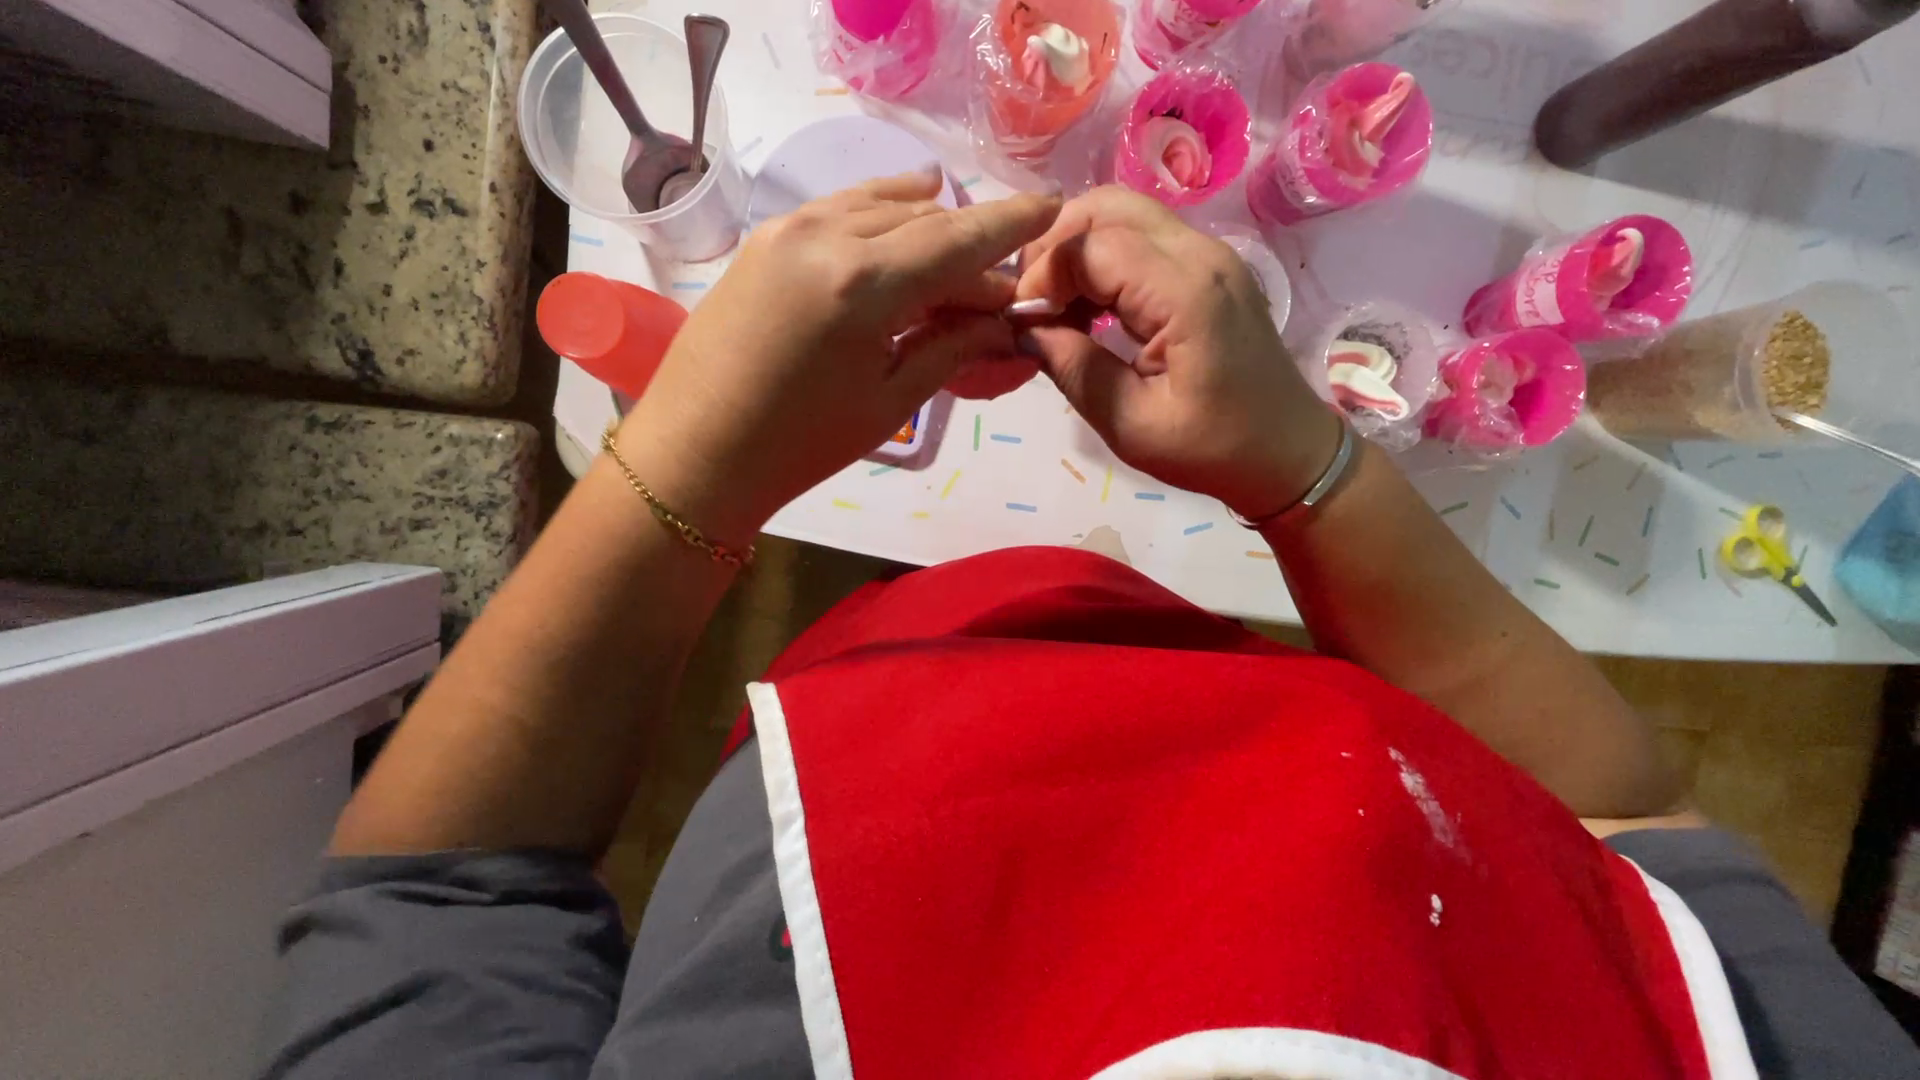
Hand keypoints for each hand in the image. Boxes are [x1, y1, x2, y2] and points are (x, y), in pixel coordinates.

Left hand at [614, 170, 1060, 540]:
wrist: (696, 453)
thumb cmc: (799, 445)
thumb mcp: (888, 401)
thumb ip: (949, 347)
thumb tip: (1000, 321)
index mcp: (865, 283)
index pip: (958, 239)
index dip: (1011, 224)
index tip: (1053, 207)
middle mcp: (828, 235)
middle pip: (923, 220)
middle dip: (972, 242)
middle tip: (1001, 278)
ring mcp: (789, 228)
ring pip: (880, 204)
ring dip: (928, 222)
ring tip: (959, 246)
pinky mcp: (765, 237)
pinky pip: (840, 208)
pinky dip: (880, 211)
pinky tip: (903, 211)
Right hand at [1015, 187, 1340, 519]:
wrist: (1288, 452)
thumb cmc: (1213, 449)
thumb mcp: (1131, 424)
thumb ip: (1073, 368)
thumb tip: (1022, 330)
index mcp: (1186, 293)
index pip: (1092, 246)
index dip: (1043, 275)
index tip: (1022, 321)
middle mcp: (1201, 254)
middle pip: (1106, 208)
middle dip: (1054, 247)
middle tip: (1031, 302)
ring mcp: (1209, 255)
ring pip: (1123, 214)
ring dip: (1077, 251)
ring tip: (1054, 307)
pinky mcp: (1208, 267)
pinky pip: (1142, 238)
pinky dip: (1103, 260)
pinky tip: (1088, 308)